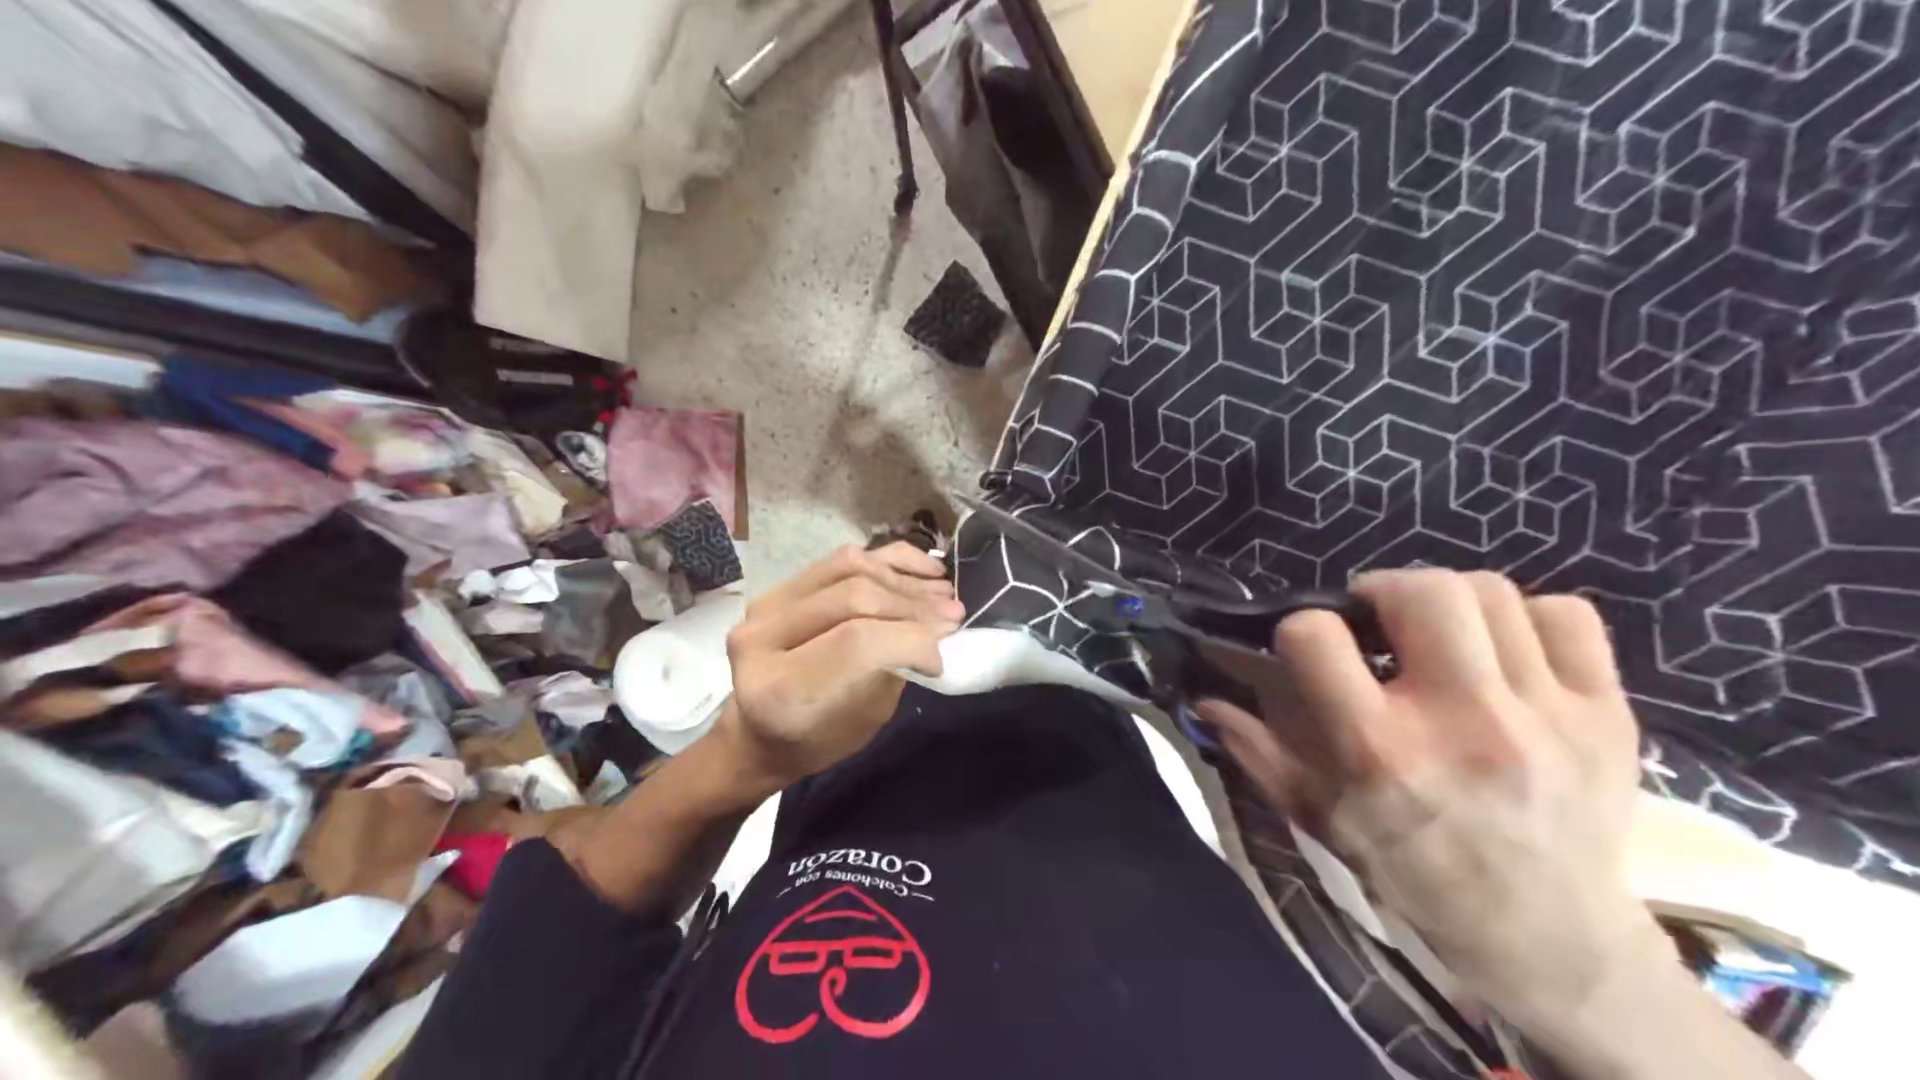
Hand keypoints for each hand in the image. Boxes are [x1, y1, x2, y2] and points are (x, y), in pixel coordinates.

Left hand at [712, 542, 963, 792]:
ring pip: (851, 566)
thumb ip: (895, 669)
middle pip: (856, 597)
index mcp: (781, 688)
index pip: (859, 641)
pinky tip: (925, 570)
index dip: (912, 640)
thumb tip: (940, 623)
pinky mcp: (780, 587)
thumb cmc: (816, 740)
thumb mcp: (863, 721)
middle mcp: (763, 637)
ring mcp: (767, 603)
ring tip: (944, 594)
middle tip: (953, 618)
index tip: (940, 655)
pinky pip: (842, 557)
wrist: (759, 732)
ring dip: (906, 580)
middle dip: (915, 606)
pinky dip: (889, 559)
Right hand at [1197, 569, 1661, 1026]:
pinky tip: (1506, 651)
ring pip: (1492, 593)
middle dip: (1382, 589)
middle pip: (1421, 591)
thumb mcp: (1315, 815)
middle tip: (1375, 620)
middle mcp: (1461, 721)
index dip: (1299, 631)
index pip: (1315, 636)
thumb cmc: (1409, 868)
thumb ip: (1256, 749)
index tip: (1310, 649)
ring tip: (1437, 634)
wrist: (1545, 935)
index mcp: (1378, 749)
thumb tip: (1203, 698)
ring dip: (1448, 601)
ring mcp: (1546, 715)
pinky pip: (1569, 616)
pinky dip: (1528, 619)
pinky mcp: (1608, 715)